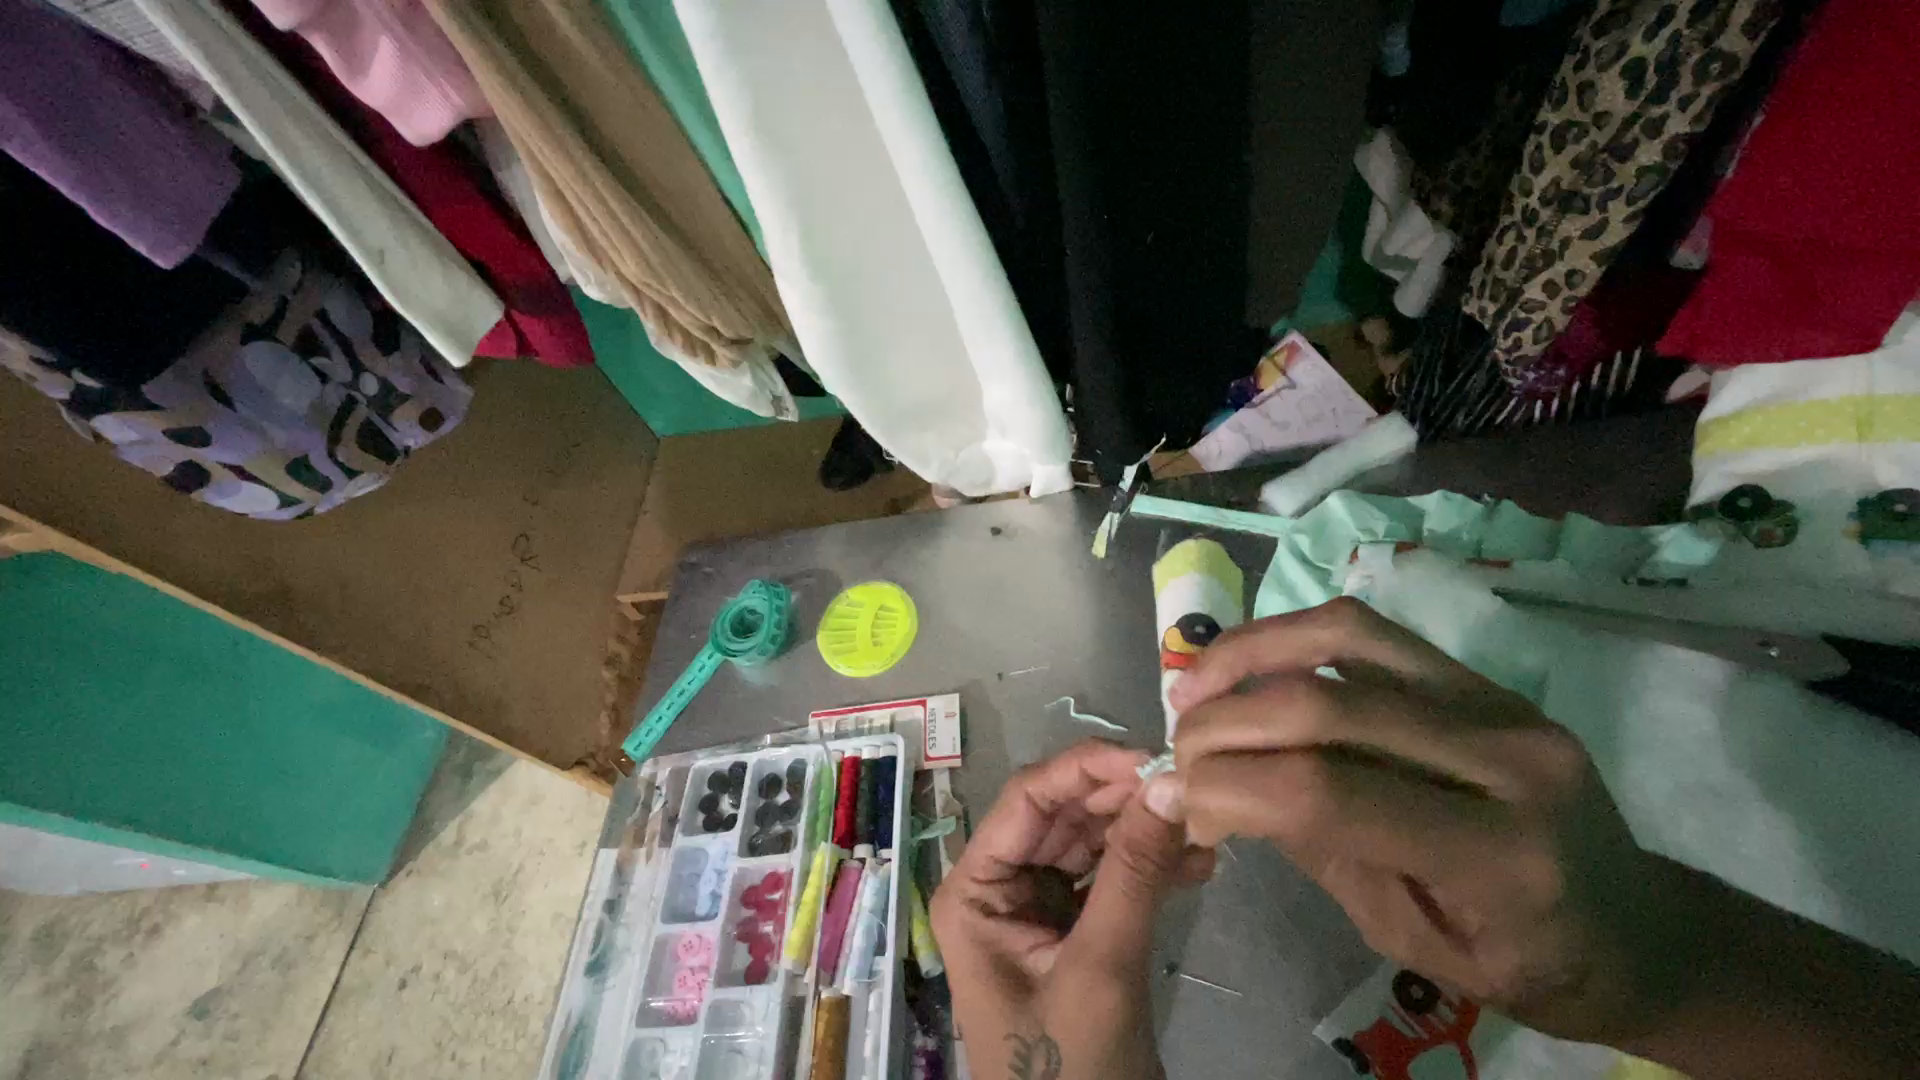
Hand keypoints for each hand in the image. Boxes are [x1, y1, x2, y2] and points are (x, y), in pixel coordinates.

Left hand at [930, 740, 1212, 1079]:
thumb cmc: (1071, 1068)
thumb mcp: (1101, 967)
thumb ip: (1134, 871)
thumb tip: (1170, 783)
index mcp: (976, 887)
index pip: (1026, 799)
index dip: (1085, 769)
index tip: (1151, 757)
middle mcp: (1000, 884)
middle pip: (1063, 815)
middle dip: (1124, 800)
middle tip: (1188, 789)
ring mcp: (1038, 904)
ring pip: (1092, 840)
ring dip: (1145, 831)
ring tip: (1205, 828)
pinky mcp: (1075, 926)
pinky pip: (1111, 875)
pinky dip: (1152, 865)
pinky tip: (1200, 864)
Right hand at [1159, 597, 1675, 1044]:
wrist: (1638, 926)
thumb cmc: (1520, 959)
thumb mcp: (1407, 938)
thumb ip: (1309, 848)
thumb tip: (1200, 791)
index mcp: (1498, 855)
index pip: (1325, 794)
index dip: (1227, 787)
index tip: (1177, 798)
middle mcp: (1505, 757)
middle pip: (1322, 707)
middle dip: (1221, 724)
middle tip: (1176, 751)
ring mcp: (1496, 698)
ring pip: (1341, 635)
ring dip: (1245, 655)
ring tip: (1191, 687)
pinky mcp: (1476, 674)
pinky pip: (1364, 631)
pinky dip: (1287, 637)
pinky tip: (1246, 664)